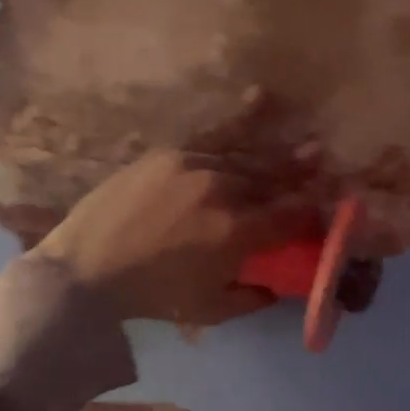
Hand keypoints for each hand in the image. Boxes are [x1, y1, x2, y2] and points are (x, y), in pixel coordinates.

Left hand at [32, 150, 320, 325]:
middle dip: (301, 177)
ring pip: (245, 159)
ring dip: (274, 157)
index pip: (292, 215)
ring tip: (305, 148)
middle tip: (323, 167)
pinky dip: (240, 124)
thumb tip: (275, 287)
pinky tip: (263, 100)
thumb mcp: (207, 310)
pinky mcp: (168, 154)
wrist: (84, 268)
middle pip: (273, 180)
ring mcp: (194, 165)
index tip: (324, 212)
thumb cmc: (148, 296)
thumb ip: (250, 299)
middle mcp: (223, 190)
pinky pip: (213, 138)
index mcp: (237, 232)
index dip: (313, 213)